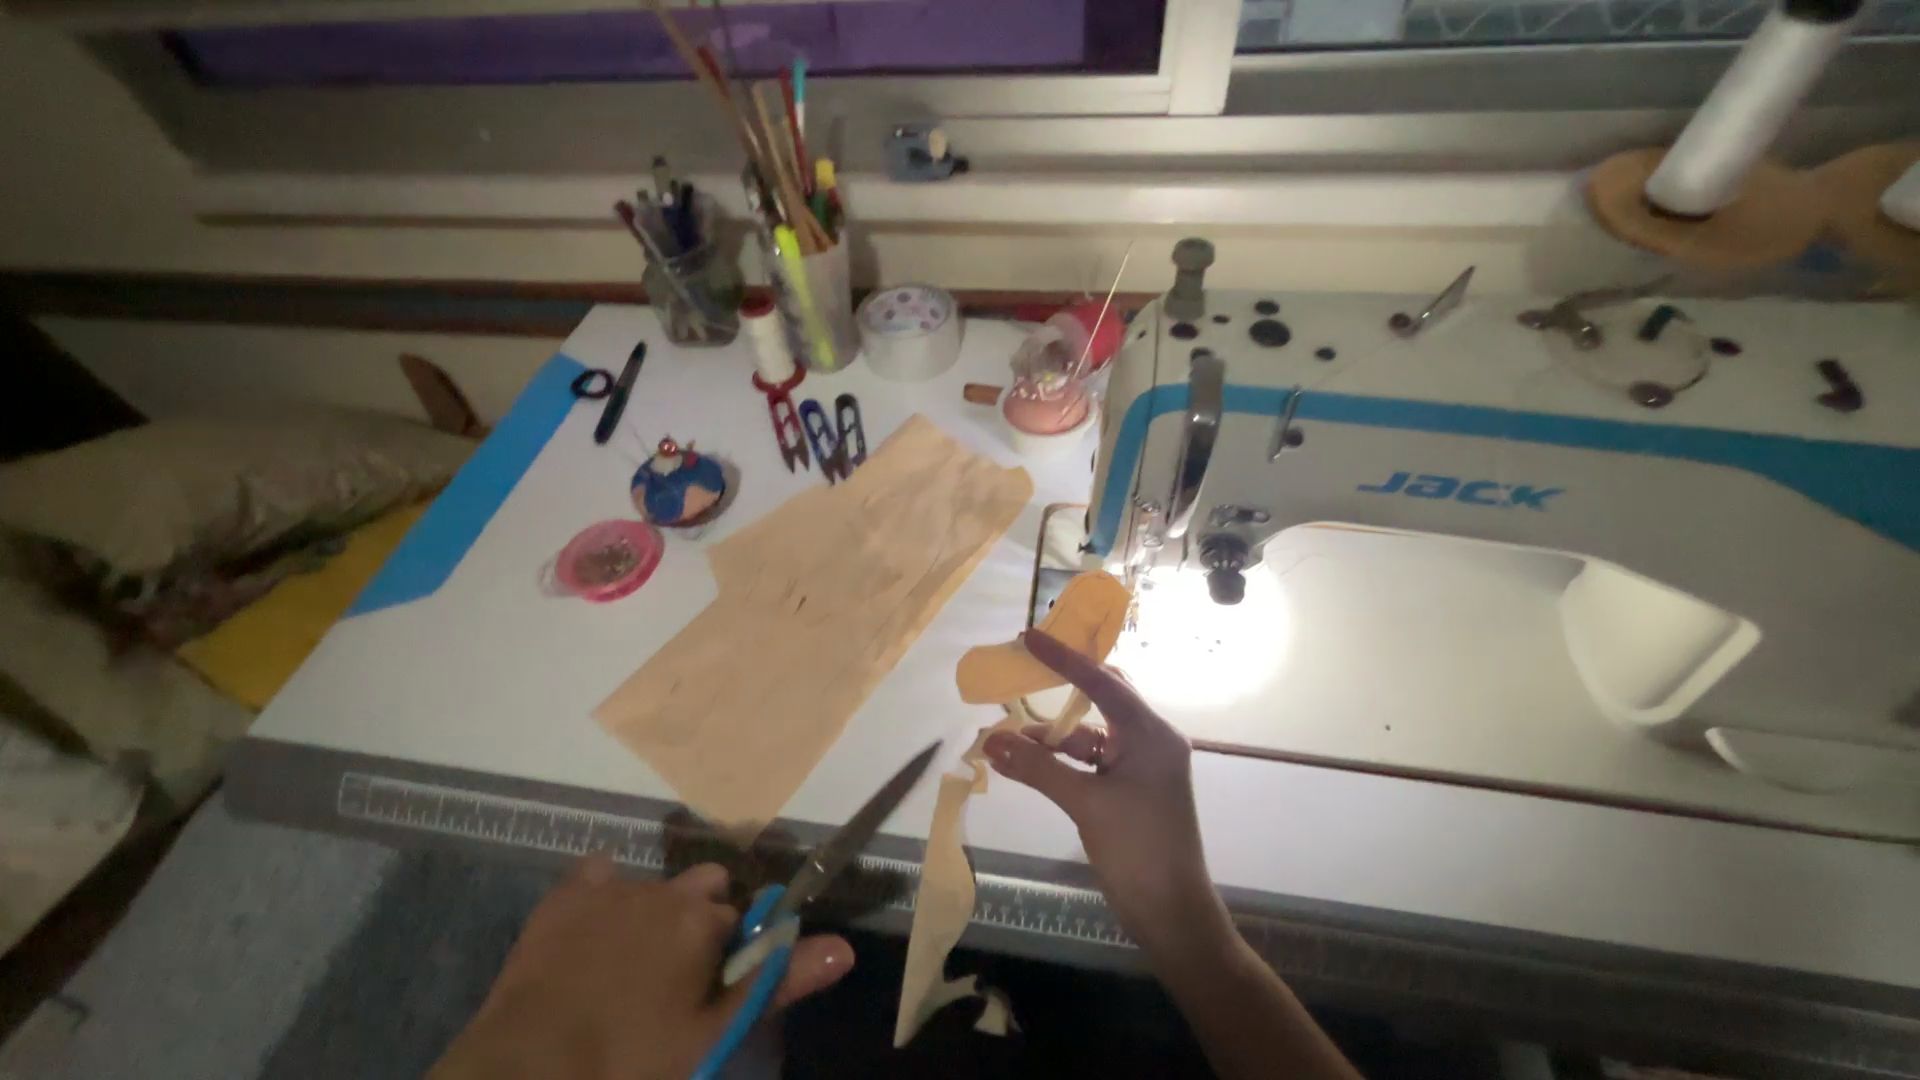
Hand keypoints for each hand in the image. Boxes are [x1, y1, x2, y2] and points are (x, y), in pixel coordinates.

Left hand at [429, 860, 852, 1079]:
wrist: (528, 1069)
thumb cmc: (629, 1058)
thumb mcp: (710, 1032)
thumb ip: (778, 982)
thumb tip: (846, 948)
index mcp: (706, 920)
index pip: (740, 921)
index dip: (728, 954)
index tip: (706, 988)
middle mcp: (668, 889)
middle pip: (704, 888)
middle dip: (697, 919)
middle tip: (670, 975)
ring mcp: (616, 886)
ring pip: (655, 885)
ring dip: (652, 912)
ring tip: (624, 966)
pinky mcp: (569, 892)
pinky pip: (600, 874)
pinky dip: (603, 895)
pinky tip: (590, 934)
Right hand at [983, 629, 1230, 958]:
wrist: (1173, 916)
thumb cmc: (1138, 851)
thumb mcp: (1084, 804)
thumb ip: (1037, 767)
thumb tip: (990, 741)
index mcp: (1151, 734)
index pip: (1103, 681)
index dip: (1064, 658)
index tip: (1029, 636)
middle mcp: (1151, 740)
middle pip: (1102, 698)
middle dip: (1060, 687)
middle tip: (1023, 670)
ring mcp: (1142, 765)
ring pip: (1091, 735)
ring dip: (1052, 736)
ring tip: (1005, 738)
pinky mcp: (1131, 788)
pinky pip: (1092, 760)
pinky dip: (1061, 760)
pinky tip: (1026, 763)